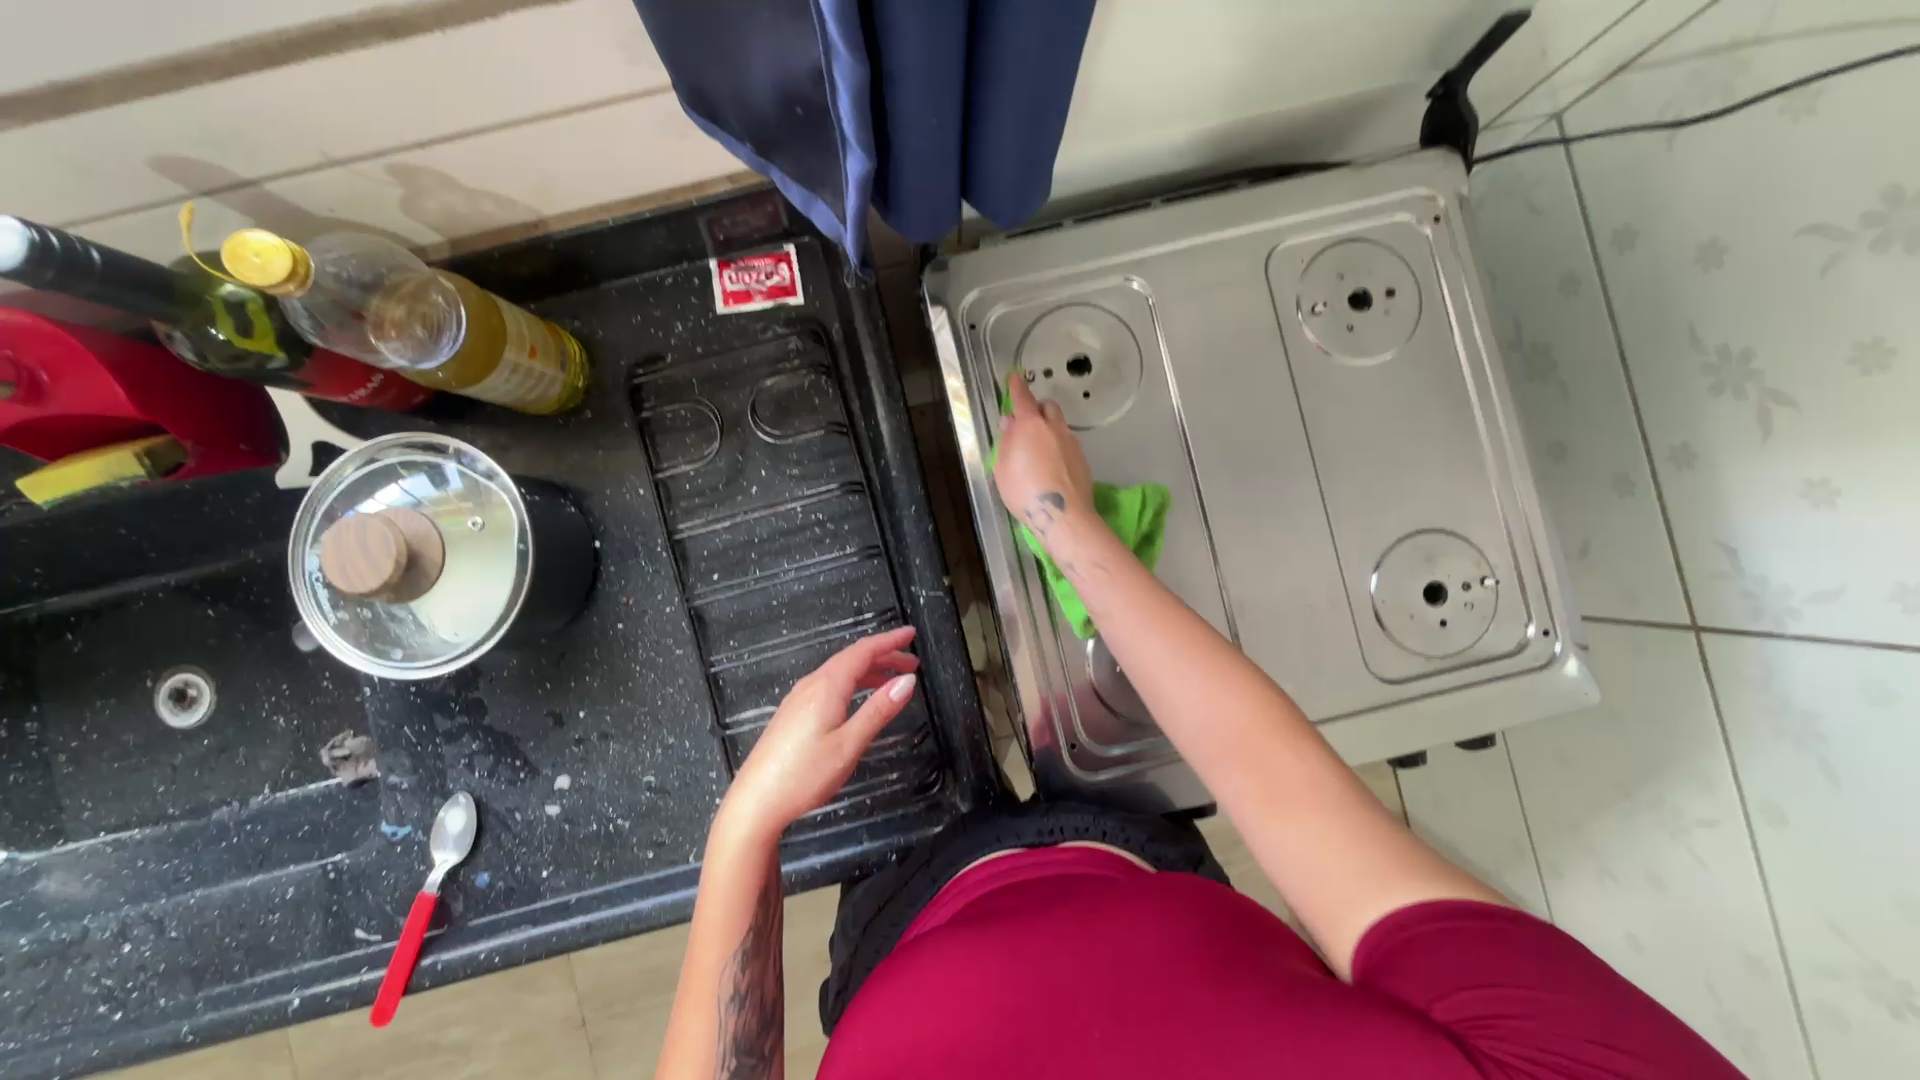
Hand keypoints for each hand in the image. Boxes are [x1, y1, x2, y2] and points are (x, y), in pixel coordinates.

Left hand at [718, 627, 920, 837]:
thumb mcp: (849, 744)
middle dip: (883, 656)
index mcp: (827, 687)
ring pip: (839, 672)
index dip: (889, 640)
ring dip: (868, 671)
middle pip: (851, 659)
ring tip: (892, 681)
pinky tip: (858, 700)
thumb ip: (878, 710)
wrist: (756, 801)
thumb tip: (907, 681)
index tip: (911, 634)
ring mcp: (798, 699)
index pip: (863, 651)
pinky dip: (852, 684)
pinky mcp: (792, 714)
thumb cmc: (804, 775)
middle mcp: (811, 685)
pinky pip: (828, 686)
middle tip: (911, 661)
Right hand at [994, 373, 1095, 547]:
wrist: (1063, 515)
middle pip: (1048, 407)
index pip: (1023, 398)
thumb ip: (1006, 442)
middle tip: (1027, 422)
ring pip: (1060, 426)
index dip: (1017, 387)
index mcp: (1030, 426)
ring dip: (1049, 429)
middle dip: (1038, 408)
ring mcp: (1072, 443)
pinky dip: (1059, 447)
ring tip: (1038, 449)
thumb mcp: (1002, 468)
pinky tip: (1052, 466)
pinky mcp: (1083, 460)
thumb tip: (1010, 424)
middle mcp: (1055, 428)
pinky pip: (1068, 444)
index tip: (1015, 378)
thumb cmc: (1024, 491)